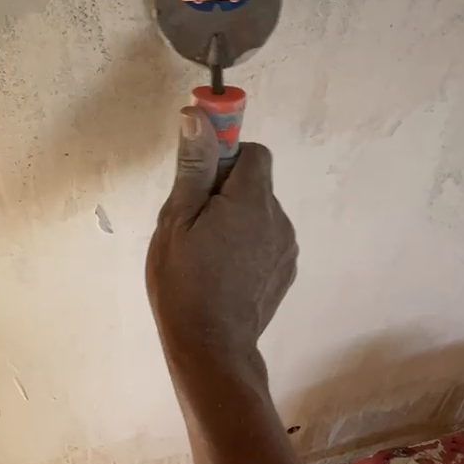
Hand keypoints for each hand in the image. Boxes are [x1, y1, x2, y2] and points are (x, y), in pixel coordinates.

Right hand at [146, 107, 297, 377]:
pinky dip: (245, 241)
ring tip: (204, 250)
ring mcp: (286, 247)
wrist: (211, 347)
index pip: (253, 152)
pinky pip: (265, 237)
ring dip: (234, 217)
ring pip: (258, 211)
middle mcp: (278, 218)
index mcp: (252, 200)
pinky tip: (222, 269)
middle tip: (192, 219)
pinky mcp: (285, 270)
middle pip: (254, 182)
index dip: (226, 154)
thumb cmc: (184, 280)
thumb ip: (193, 166)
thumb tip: (197, 116)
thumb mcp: (177, 219)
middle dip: (224, 189)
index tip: (199, 176)